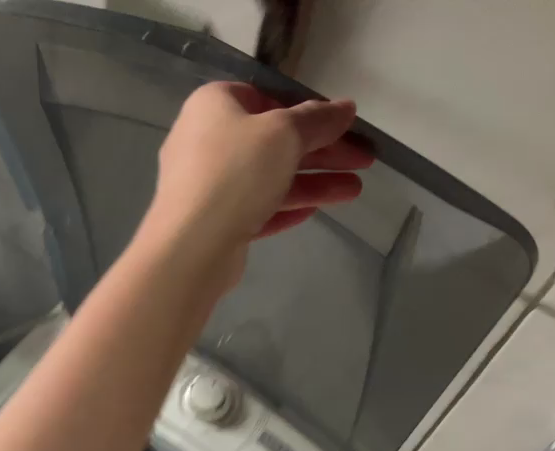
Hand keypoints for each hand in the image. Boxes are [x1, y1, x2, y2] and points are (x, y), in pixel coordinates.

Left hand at [140, 82, 373, 285]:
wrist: (190, 247)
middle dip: (322, 152)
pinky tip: (314, 211)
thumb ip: (317, 120)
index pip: (266, 98)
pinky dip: (284, 208)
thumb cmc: (235, 172)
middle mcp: (204, 142)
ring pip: (267, 179)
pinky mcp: (212, 225)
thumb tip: (345, 108)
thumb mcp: (283, 134)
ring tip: (355, 191)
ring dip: (312, 183)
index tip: (341, 125)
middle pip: (273, 142)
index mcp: (213, 106)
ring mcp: (206, 187)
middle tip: (365, 161)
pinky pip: (254, 210)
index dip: (307, 111)